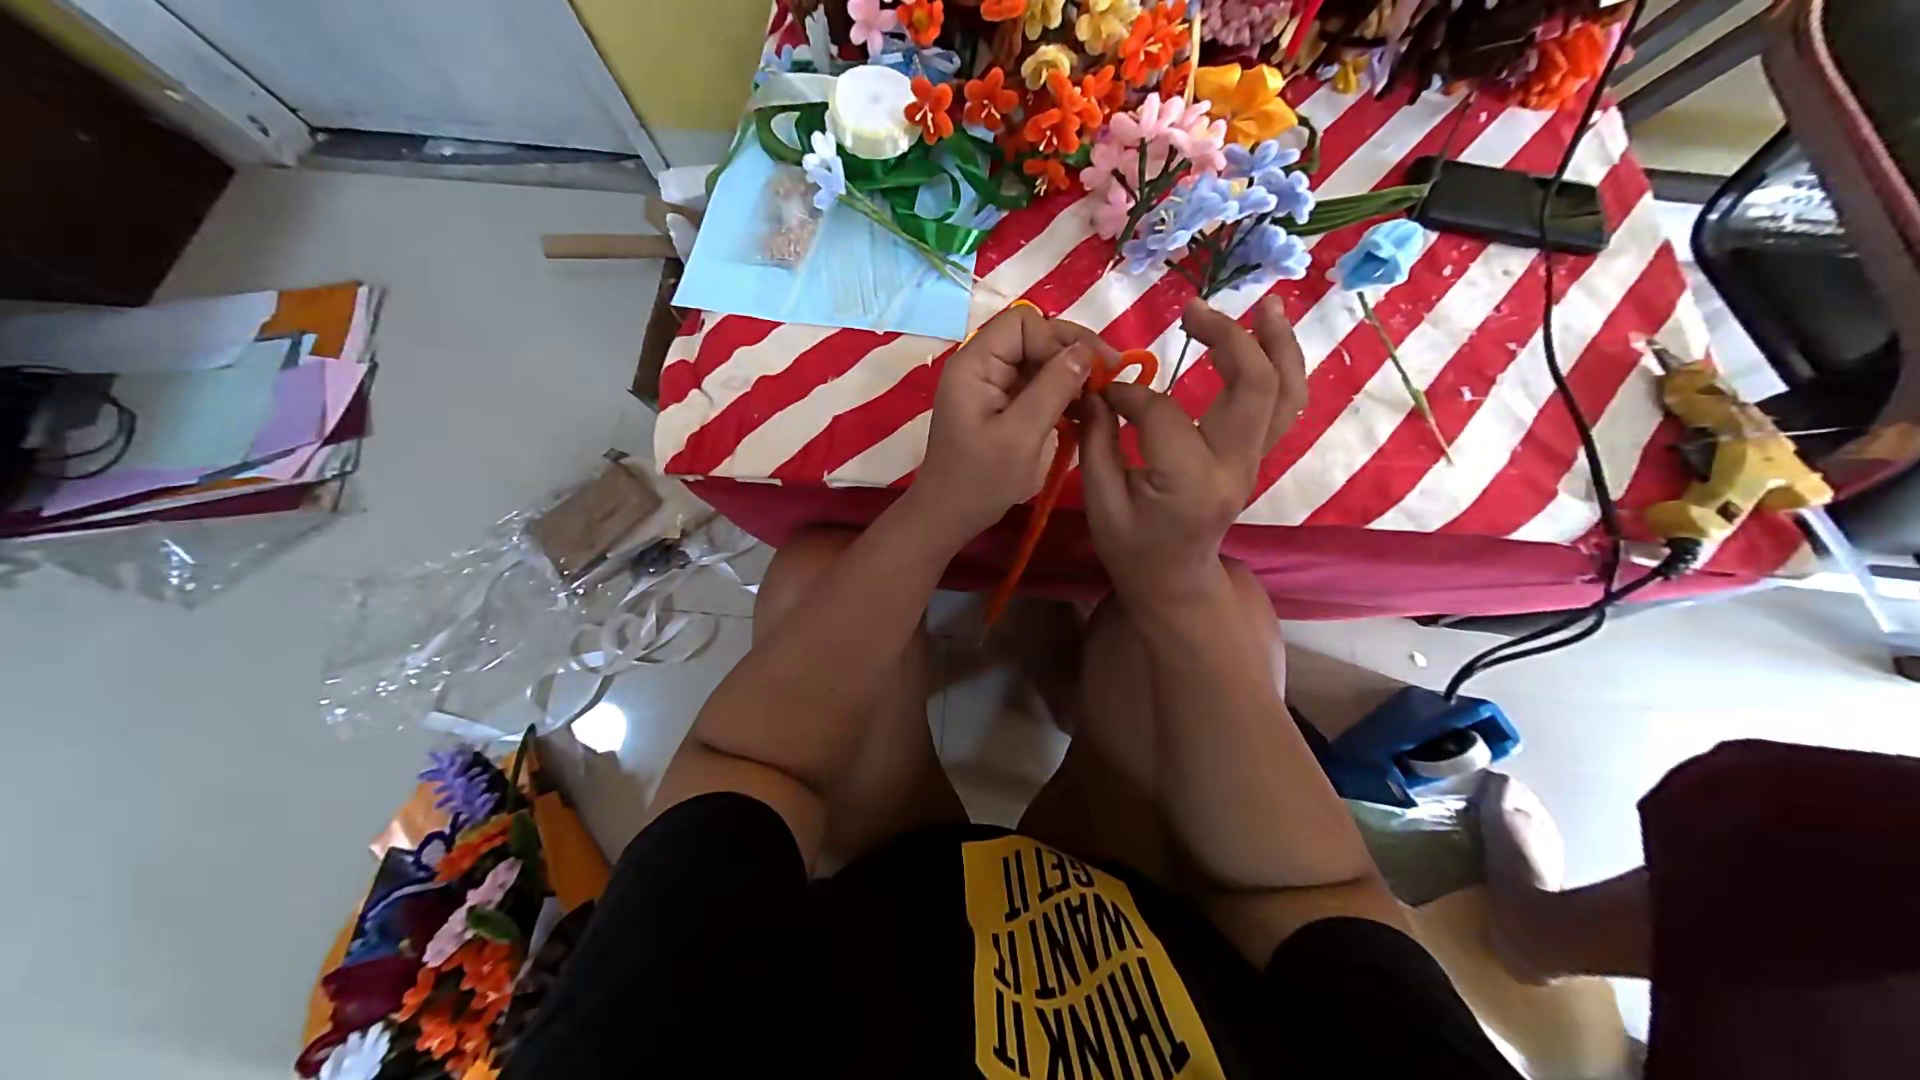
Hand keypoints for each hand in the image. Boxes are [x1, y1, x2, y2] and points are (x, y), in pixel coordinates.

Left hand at [909, 304, 1109, 539]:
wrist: (949, 516)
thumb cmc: (979, 480)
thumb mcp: (1020, 436)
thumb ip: (1052, 389)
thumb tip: (1085, 353)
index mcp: (974, 364)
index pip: (1023, 324)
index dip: (1060, 339)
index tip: (1092, 369)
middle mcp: (980, 366)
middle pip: (1033, 337)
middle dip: (1071, 352)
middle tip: (1108, 376)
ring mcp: (990, 386)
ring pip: (1038, 360)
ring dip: (1069, 373)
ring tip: (1098, 395)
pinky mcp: (1000, 405)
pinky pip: (1035, 385)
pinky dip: (1059, 392)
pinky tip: (1082, 409)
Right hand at [1080, 297, 1306, 608]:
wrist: (1173, 581)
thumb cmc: (1131, 548)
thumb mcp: (1100, 502)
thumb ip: (1097, 440)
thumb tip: (1094, 388)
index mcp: (1189, 482)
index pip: (1162, 413)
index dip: (1127, 394)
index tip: (1102, 393)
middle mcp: (1233, 467)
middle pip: (1253, 386)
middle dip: (1226, 338)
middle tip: (1191, 310)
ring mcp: (1252, 463)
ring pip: (1284, 393)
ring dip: (1277, 344)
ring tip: (1268, 302)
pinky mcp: (1255, 458)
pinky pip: (1283, 407)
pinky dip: (1283, 367)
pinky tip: (1270, 338)